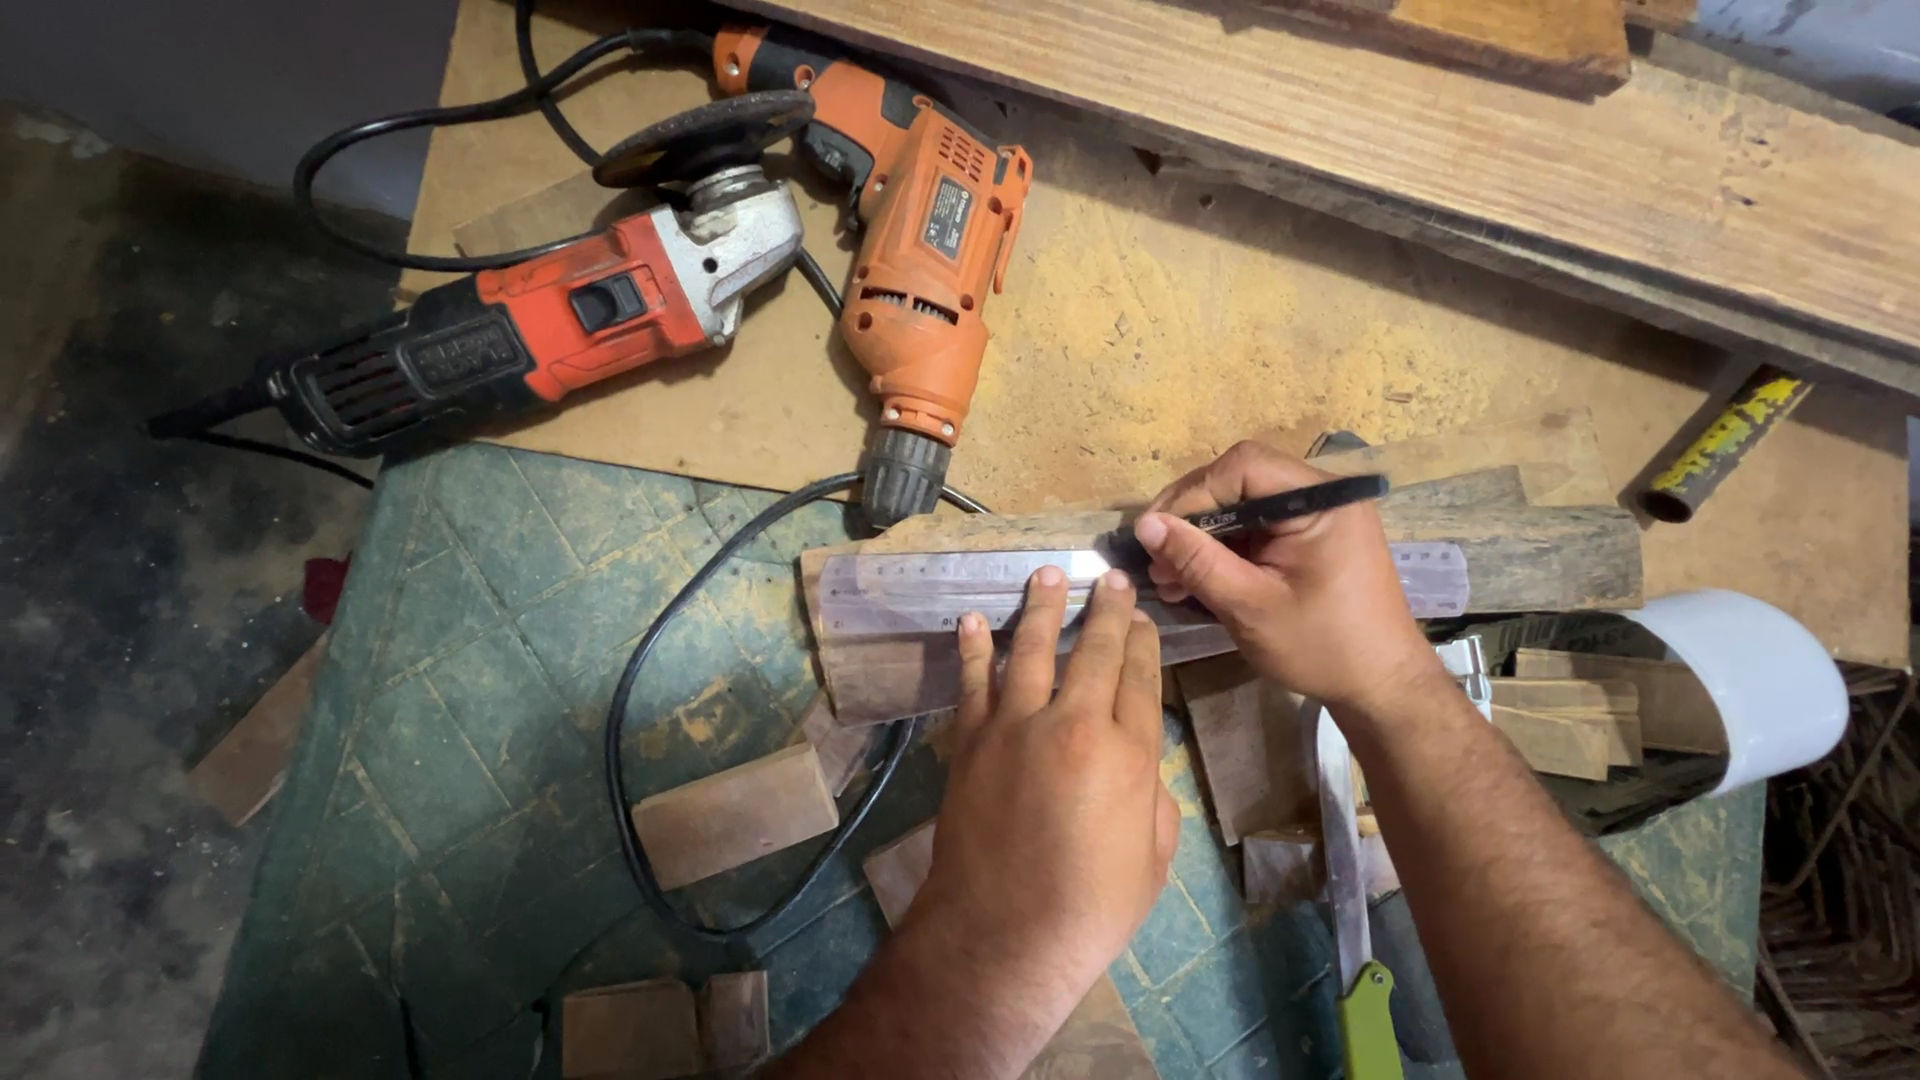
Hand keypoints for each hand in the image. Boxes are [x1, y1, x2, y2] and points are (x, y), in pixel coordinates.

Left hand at [903, 566, 1177, 1022]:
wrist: (1002, 931)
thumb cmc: (1090, 906)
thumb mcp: (1153, 861)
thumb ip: (1154, 800)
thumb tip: (1140, 765)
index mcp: (1128, 756)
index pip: (1140, 680)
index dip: (1143, 643)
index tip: (1142, 617)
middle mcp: (1075, 726)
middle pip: (1095, 653)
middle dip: (1106, 611)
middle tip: (1110, 578)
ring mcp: (1018, 727)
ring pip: (1035, 651)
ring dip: (1043, 608)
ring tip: (1049, 573)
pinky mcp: (974, 739)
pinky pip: (975, 682)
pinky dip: (975, 649)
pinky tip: (975, 619)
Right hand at [1133, 441, 1443, 711]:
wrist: (1380, 687)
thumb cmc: (1321, 647)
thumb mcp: (1249, 605)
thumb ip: (1196, 560)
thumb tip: (1144, 525)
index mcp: (1321, 503)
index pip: (1243, 467)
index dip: (1192, 494)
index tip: (1157, 535)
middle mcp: (1321, 497)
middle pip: (1237, 480)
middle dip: (1190, 517)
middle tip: (1154, 558)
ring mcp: (1315, 517)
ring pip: (1239, 505)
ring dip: (1198, 537)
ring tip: (1166, 577)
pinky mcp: (1306, 539)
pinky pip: (1253, 528)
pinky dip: (1219, 550)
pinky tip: (1190, 579)